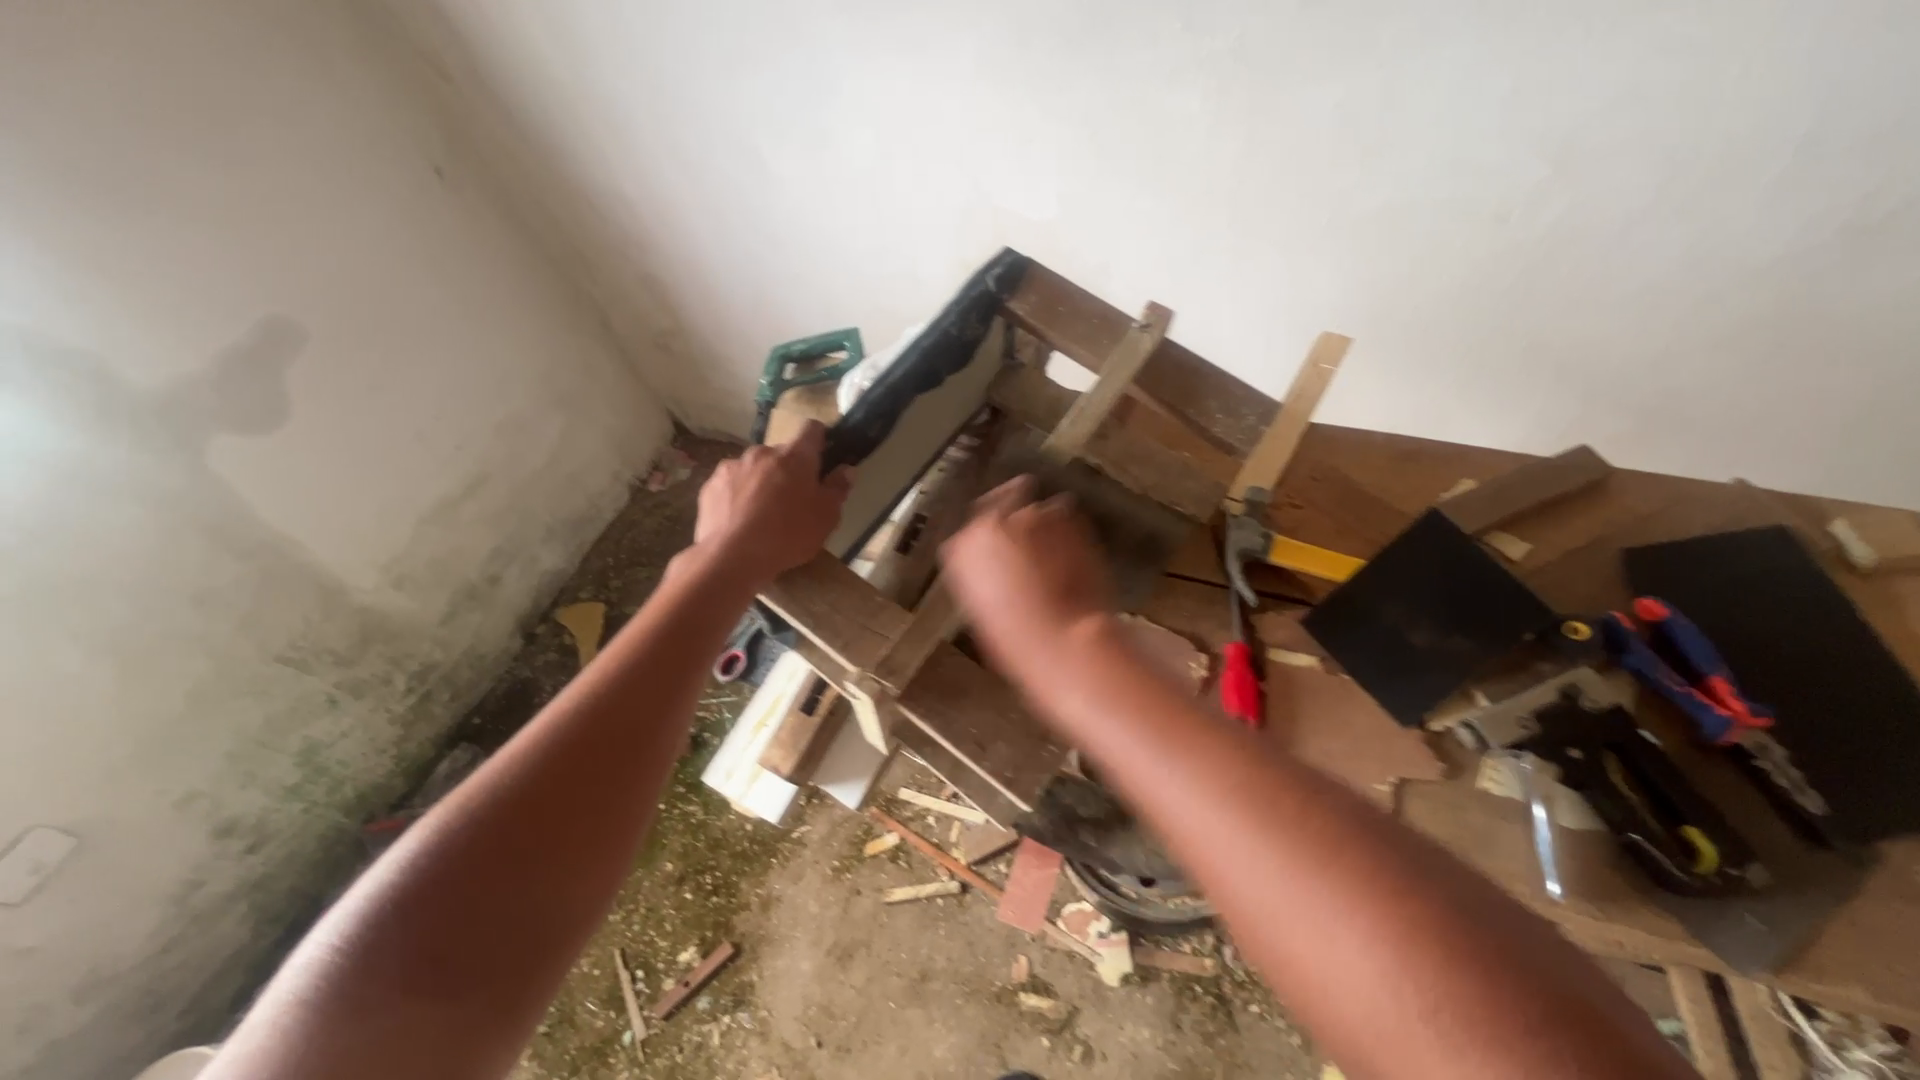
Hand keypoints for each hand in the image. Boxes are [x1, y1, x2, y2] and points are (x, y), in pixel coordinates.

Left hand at [694, 422, 852, 584]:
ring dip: (761, 482)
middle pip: (781, 453)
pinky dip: (738, 495)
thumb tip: (846, 470)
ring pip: (754, 468)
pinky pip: (731, 484)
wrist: (732, 557)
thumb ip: (837, 489)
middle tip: (792, 501)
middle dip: (788, 470)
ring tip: (762, 514)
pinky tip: (739, 520)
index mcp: (795, 456)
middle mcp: (763, 453)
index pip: (811, 429)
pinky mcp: (711, 485)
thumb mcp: (826, 518)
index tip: (821, 458)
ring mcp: (733, 466)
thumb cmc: (788, 535)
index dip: (819, 439)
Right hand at [940, 476, 1113, 665]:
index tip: (999, 555)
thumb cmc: (1012, 638)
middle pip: (1001, 506)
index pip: (970, 532)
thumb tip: (997, 572)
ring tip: (1055, 552)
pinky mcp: (1069, 518)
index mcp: (961, 547)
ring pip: (1038, 510)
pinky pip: (1066, 517)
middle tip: (1028, 546)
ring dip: (1044, 525)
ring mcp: (1032, 514)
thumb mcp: (979, 609)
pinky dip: (1068, 531)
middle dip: (1015, 523)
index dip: (988, 543)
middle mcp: (991, 521)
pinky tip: (1074, 555)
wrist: (1061, 637)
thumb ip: (982, 576)